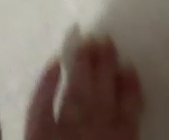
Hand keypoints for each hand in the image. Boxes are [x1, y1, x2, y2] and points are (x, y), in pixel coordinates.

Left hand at [26, 37, 143, 139]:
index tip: (129, 65)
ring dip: (82, 67)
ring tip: (86, 43)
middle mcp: (98, 129)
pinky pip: (41, 108)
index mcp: (122, 138)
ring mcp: (67, 131)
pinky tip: (53, 65)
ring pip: (78, 93)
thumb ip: (127, 132)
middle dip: (104, 66)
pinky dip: (46, 87)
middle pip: (103, 91)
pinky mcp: (39, 137)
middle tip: (104, 39)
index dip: (130, 84)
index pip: (130, 105)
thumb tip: (130, 113)